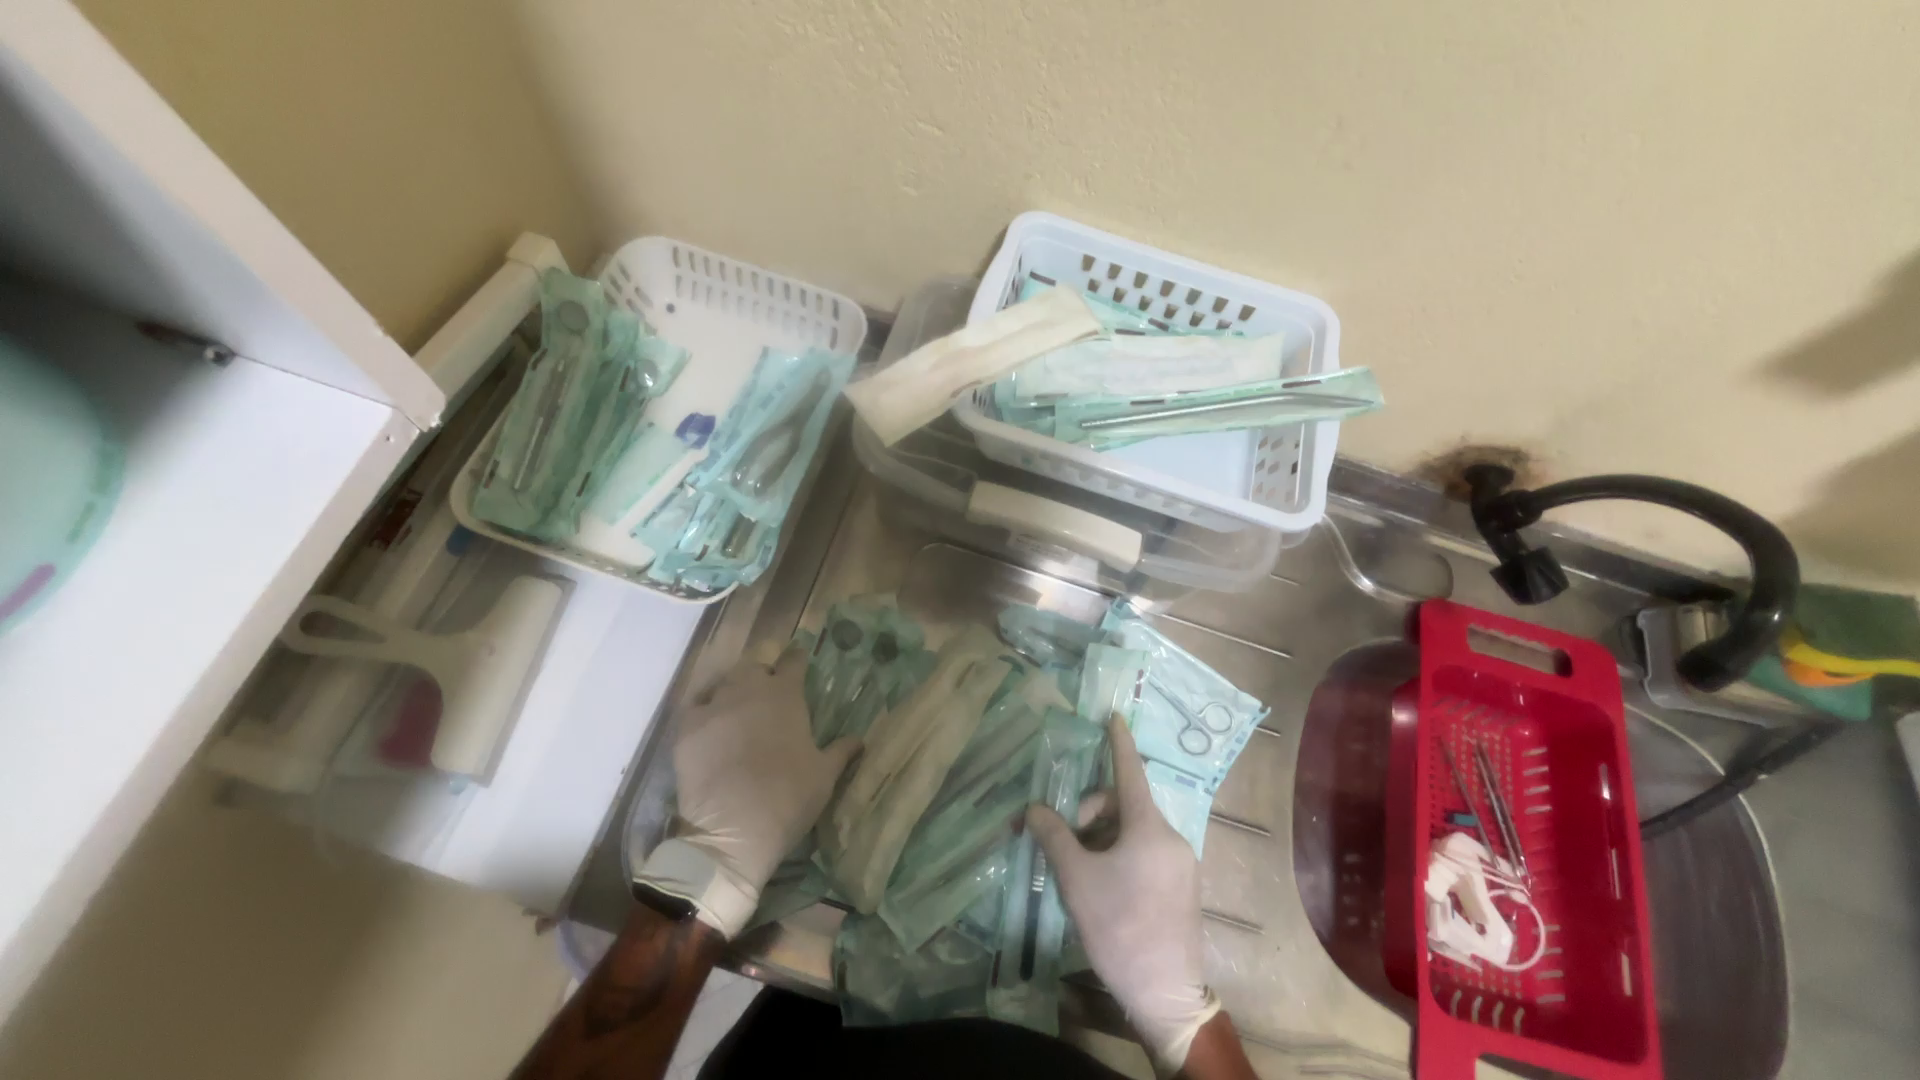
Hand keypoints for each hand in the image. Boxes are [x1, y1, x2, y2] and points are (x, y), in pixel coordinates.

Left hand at [635, 651, 859, 938]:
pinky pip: (696, 708)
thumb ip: (841, 751)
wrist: (733, 832)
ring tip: (738, 711)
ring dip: (734, 692)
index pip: (793, 661)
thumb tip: (859, 739)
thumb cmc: (788, 798)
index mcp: (785, 696)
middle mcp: (748, 691)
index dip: (797, 661)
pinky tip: (710, 729)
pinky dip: (704, 713)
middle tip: (769, 693)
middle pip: (755, 666)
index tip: (799, 664)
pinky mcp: (686, 728)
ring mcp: (713, 707)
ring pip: (724, 684)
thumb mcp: (825, 776)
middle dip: (763, 674)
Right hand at [1027, 715, 1219, 1075]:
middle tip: (1063, 844)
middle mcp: (1170, 837)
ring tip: (1078, 870)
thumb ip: (1054, 836)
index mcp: (1149, 827)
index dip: (1118, 742)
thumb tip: (1033, 808)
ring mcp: (1179, 863)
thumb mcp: (1077, 878)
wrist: (1164, 991)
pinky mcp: (1181, 887)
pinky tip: (1099, 885)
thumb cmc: (1119, 927)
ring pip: (1131, 831)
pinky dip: (1117, 855)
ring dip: (1101, 838)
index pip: (1130, 772)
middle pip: (1123, 805)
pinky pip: (1144, 853)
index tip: (1113, 715)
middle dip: (1089, 813)